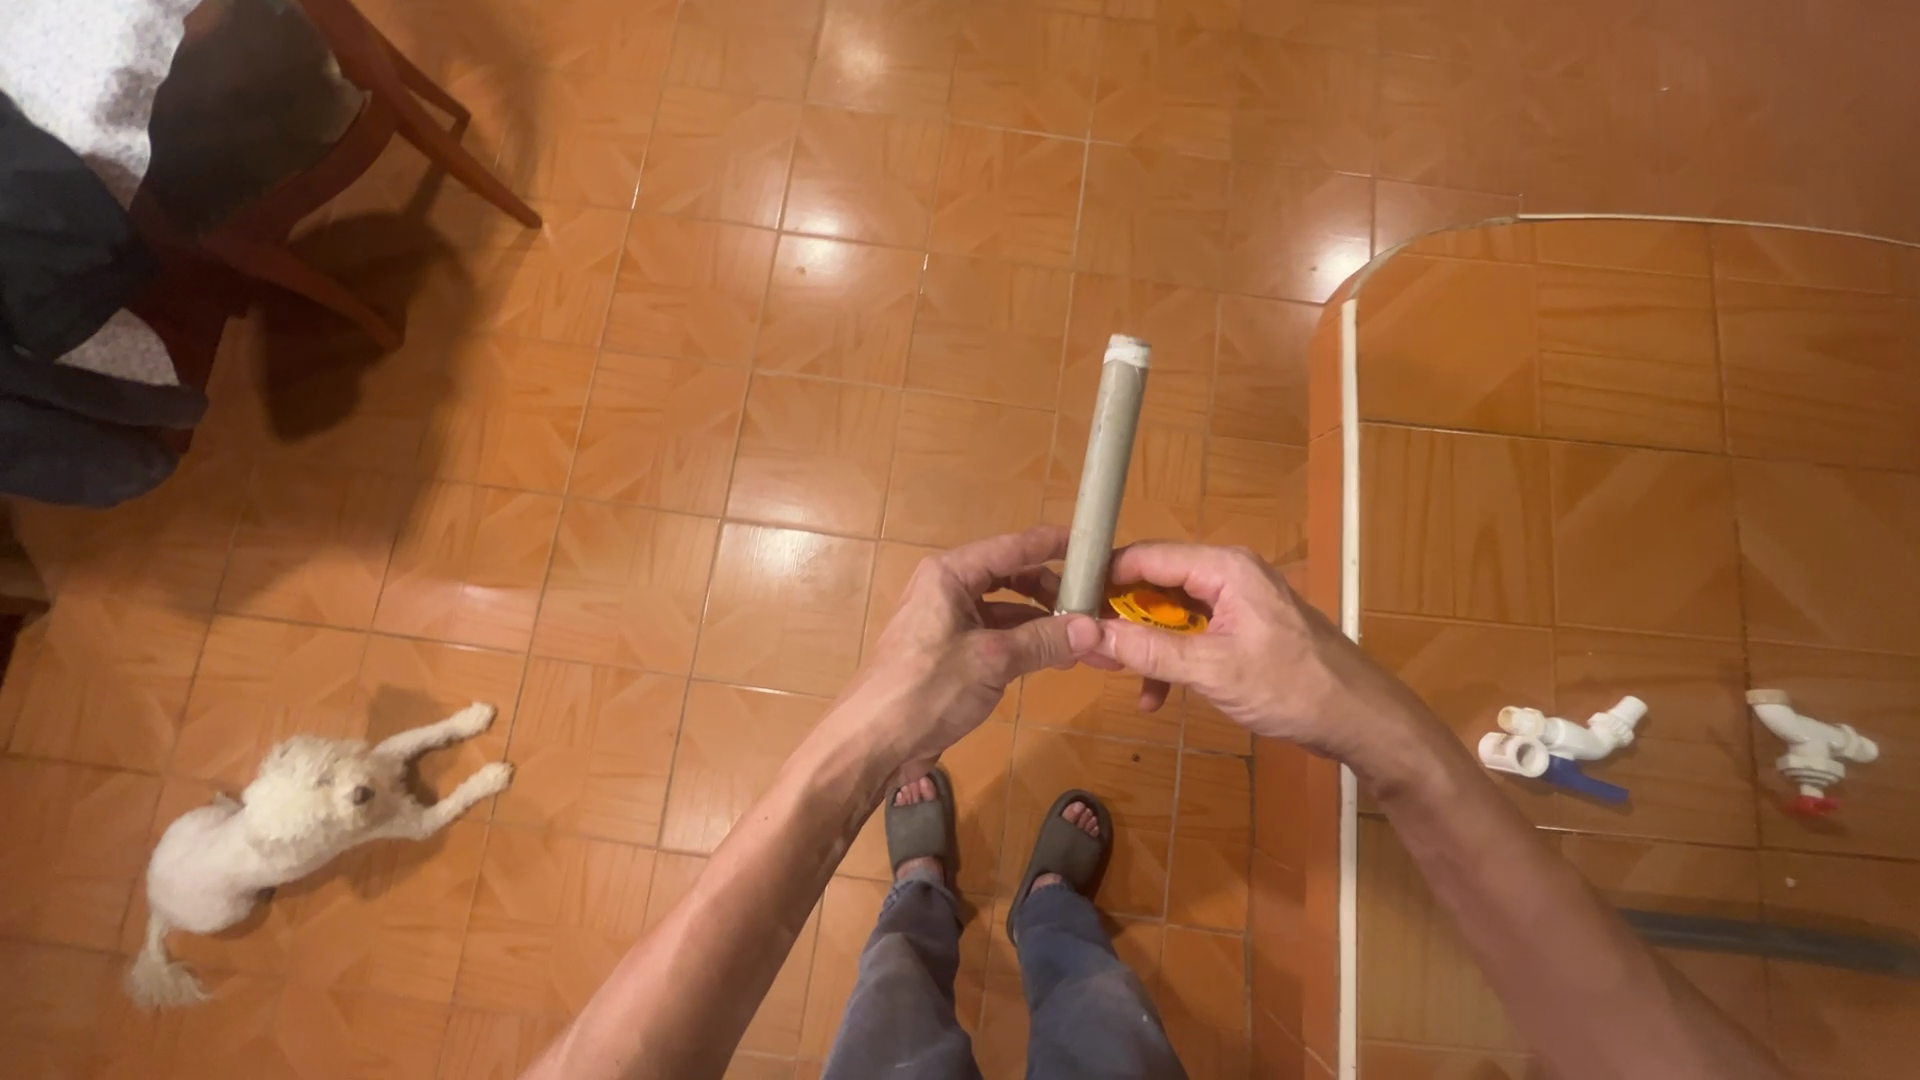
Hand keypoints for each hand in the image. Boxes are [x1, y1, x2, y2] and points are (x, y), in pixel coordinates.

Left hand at [852, 526, 1099, 770]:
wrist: (872, 742)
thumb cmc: (926, 688)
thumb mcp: (992, 660)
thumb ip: (1044, 640)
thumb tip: (1095, 628)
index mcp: (950, 574)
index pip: (1013, 546)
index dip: (1056, 545)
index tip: (1098, 547)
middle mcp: (949, 589)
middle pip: (1012, 576)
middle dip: (1054, 591)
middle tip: (1096, 606)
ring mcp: (949, 622)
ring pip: (1007, 610)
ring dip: (1044, 623)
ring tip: (1086, 641)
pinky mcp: (951, 654)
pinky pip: (997, 637)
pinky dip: (1026, 644)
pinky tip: (1057, 659)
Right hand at [1090, 543, 1432, 766]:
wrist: (1363, 722)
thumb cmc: (1293, 687)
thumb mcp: (1213, 670)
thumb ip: (1149, 650)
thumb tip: (1088, 633)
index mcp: (1223, 568)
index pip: (1146, 556)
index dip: (1103, 577)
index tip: (1067, 604)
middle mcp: (1226, 575)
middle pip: (1154, 584)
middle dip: (1119, 618)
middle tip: (1087, 648)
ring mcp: (1235, 603)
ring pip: (1169, 614)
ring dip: (1142, 645)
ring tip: (1113, 673)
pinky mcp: (1240, 630)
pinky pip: (1191, 637)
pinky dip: (1170, 662)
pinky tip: (1155, 698)